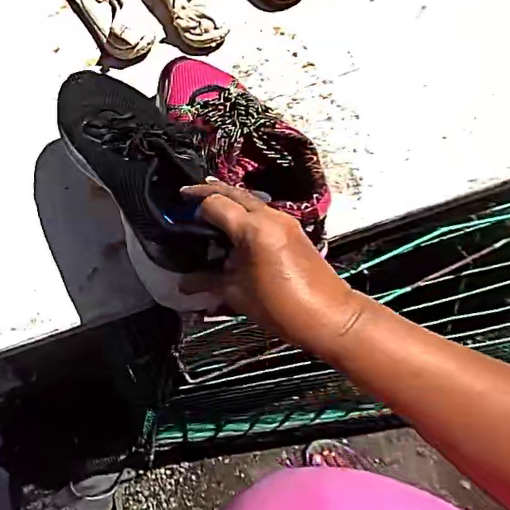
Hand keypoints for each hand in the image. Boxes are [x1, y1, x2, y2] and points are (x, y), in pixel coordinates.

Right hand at [179, 181, 367, 350]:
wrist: (331, 317)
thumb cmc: (282, 307)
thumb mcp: (237, 294)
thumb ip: (206, 281)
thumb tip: (184, 282)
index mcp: (254, 229)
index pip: (214, 203)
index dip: (192, 207)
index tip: (177, 215)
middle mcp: (270, 218)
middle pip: (231, 192)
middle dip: (206, 192)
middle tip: (184, 196)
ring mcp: (284, 222)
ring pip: (247, 199)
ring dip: (225, 201)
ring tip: (203, 210)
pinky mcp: (292, 231)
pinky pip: (260, 212)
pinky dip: (241, 213)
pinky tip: (229, 228)